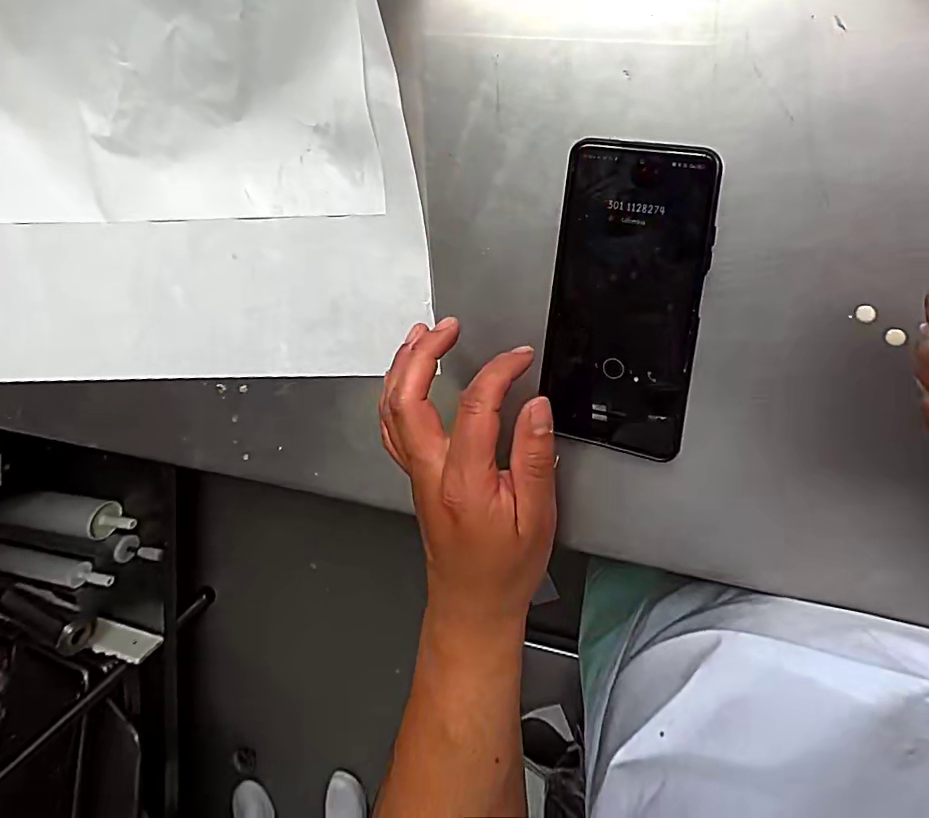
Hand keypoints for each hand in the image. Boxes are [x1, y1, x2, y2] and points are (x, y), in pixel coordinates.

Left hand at [379, 317, 557, 626]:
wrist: (470, 601)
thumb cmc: (502, 567)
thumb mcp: (537, 517)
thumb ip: (534, 456)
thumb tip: (536, 407)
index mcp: (463, 479)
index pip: (475, 405)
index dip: (498, 371)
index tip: (519, 357)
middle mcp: (430, 469)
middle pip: (409, 396)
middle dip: (424, 353)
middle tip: (447, 328)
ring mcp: (416, 470)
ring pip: (391, 407)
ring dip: (402, 366)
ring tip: (420, 336)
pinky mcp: (414, 473)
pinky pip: (392, 423)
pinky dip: (395, 390)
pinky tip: (406, 377)